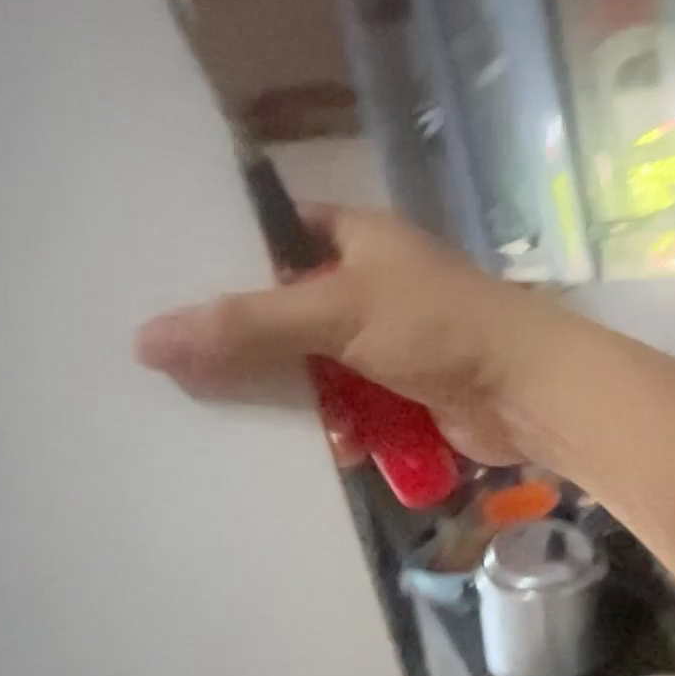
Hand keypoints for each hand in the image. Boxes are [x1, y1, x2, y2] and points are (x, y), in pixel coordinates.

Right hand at [133, 206, 552, 465]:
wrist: (528, 393)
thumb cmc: (441, 328)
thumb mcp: (340, 312)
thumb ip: (250, 325)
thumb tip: (147, 340)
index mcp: (357, 239)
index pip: (274, 233)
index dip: (221, 253)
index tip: (153, 281)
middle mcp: (368, 285)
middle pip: (284, 307)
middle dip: (237, 336)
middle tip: (159, 361)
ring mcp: (383, 342)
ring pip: (309, 363)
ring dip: (273, 389)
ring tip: (194, 408)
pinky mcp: (396, 394)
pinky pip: (340, 405)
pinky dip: (314, 422)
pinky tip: (265, 443)